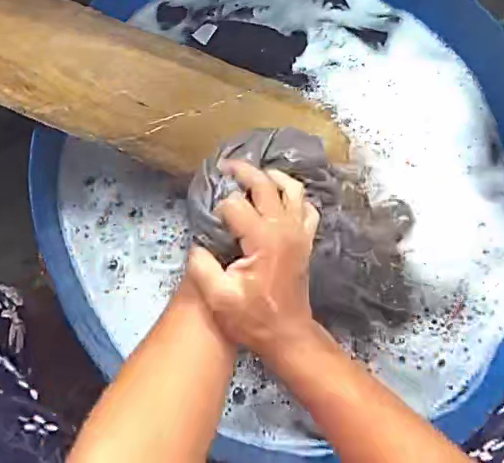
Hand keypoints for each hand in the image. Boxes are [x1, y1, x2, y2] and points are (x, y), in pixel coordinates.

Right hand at [182, 160, 323, 357]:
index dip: (220, 208)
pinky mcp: (306, 239)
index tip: (212, 221)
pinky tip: (280, 197)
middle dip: (243, 171)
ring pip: (292, 188)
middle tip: (225, 166)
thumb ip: (202, 268)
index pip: (236, 205)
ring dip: (272, 176)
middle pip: (264, 184)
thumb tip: (197, 244)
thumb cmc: (255, 319)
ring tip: (254, 174)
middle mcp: (284, 227)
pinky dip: (294, 196)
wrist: (289, 336)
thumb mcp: (220, 299)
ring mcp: (299, 231)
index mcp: (263, 239)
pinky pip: (307, 206)